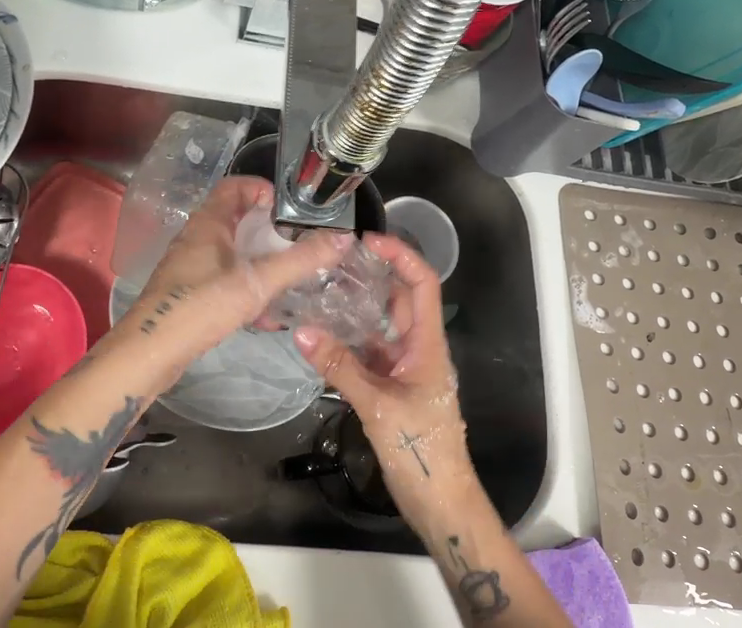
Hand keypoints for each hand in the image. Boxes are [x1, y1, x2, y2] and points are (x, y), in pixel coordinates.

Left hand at [118, 176, 346, 379]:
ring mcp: (190, 267)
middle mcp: (197, 239)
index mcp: (208, 223)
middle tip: (297, 245)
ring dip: (261, 264)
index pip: (234, 186)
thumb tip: (343, 238)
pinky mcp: (189, 295)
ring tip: (290, 281)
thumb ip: (300, 261)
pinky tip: (268, 317)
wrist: (150, 353)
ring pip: (233, 255)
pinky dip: (248, 291)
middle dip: (269, 232)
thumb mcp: (257, 282)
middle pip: (237, 221)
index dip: (262, 189)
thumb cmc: (200, 306)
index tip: (289, 209)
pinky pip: (225, 282)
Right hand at [292, 235, 470, 492]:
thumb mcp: (377, 405)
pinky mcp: (393, 388)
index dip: (400, 256)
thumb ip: (339, 366)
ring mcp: (406, 368)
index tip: (368, 241)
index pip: (423, 283)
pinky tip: (322, 336)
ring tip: (322, 290)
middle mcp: (419, 348)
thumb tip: (301, 331)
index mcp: (428, 344)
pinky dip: (350, 342)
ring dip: (358, 309)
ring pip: (383, 327)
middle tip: (334, 261)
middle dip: (374, 276)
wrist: (440, 500)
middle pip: (401, 299)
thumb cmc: (421, 448)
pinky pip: (371, 354)